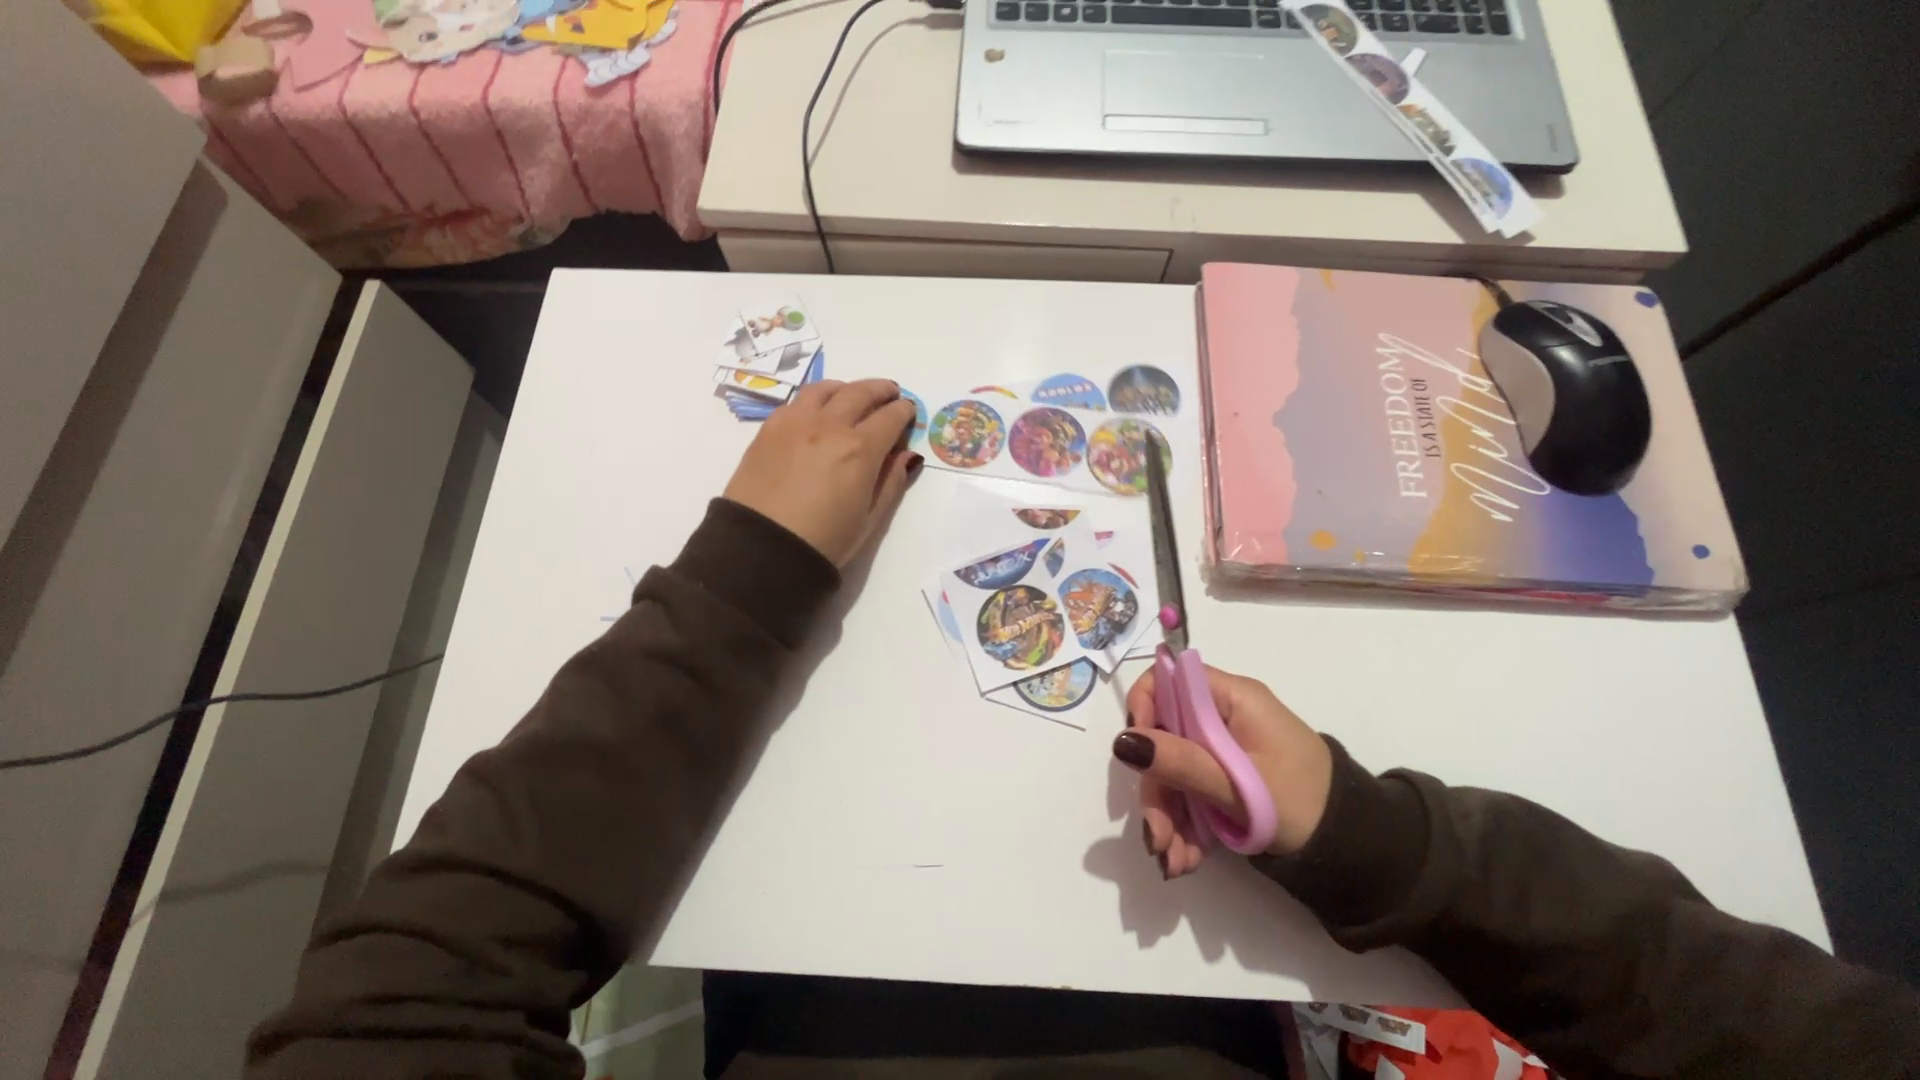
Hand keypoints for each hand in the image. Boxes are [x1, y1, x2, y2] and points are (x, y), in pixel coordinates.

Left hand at [723, 379, 922, 566]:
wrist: (761, 550)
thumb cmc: (823, 542)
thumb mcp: (869, 519)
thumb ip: (891, 482)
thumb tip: (905, 455)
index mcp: (860, 450)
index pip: (890, 417)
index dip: (904, 411)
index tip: (908, 412)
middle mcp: (830, 426)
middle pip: (860, 392)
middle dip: (881, 390)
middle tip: (889, 394)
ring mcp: (796, 423)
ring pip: (826, 389)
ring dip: (846, 389)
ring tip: (852, 397)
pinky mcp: (769, 429)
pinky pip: (797, 402)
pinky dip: (816, 400)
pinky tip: (817, 413)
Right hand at [1113, 666, 1333, 879]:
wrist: (1352, 848)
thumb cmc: (1303, 803)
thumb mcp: (1238, 786)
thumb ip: (1181, 763)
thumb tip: (1123, 741)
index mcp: (1232, 699)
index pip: (1169, 679)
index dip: (1144, 710)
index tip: (1135, 755)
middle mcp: (1223, 717)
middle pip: (1165, 737)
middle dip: (1157, 791)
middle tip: (1157, 838)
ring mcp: (1223, 749)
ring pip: (1174, 771)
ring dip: (1168, 818)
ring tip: (1172, 863)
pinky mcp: (1225, 778)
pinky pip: (1191, 792)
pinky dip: (1184, 826)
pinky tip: (1185, 860)